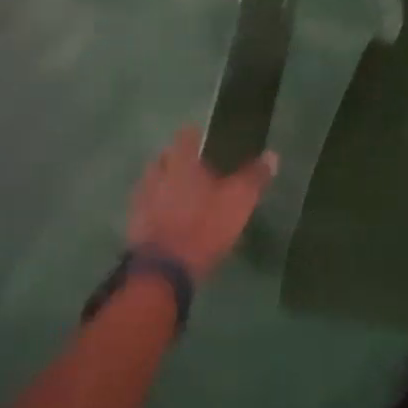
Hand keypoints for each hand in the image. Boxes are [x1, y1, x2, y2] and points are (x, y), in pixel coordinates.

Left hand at [127, 127, 275, 281]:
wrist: (162, 272)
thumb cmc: (204, 226)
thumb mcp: (239, 200)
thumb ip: (254, 177)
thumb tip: (273, 155)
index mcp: (182, 164)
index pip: (185, 137)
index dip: (193, 134)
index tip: (201, 135)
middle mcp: (157, 176)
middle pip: (163, 158)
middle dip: (174, 159)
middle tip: (191, 164)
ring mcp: (141, 202)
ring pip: (151, 183)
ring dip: (163, 184)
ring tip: (179, 192)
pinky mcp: (134, 228)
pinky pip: (146, 208)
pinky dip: (155, 208)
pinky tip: (168, 218)